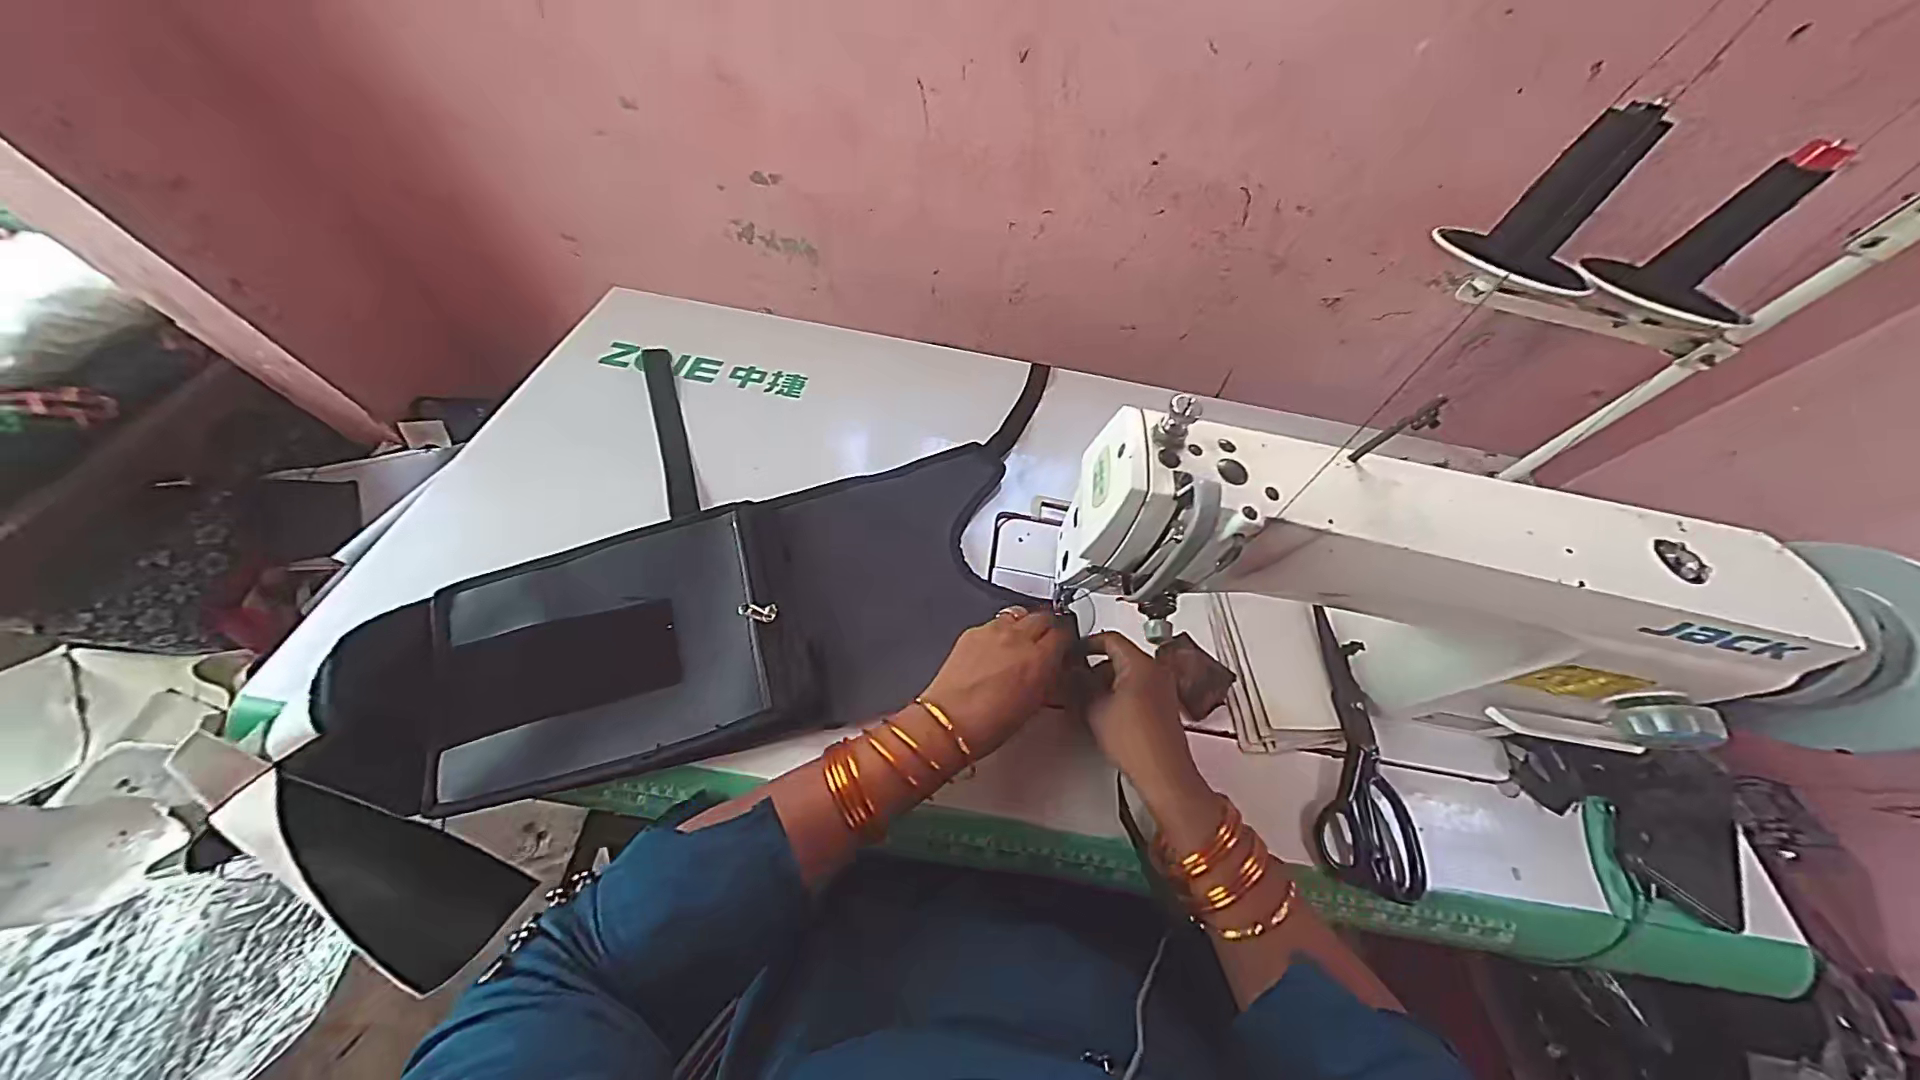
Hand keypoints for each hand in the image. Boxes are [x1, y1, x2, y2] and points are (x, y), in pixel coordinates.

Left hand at [919, 607, 1072, 754]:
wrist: (950, 722)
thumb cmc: (987, 723)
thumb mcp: (1034, 704)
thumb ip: (1049, 679)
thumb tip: (1054, 670)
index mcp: (1038, 658)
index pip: (1064, 633)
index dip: (1066, 640)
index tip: (1064, 647)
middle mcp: (1016, 638)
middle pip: (1043, 616)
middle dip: (1048, 628)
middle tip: (1046, 642)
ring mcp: (992, 631)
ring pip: (1019, 614)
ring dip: (1024, 625)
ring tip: (1021, 643)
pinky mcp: (971, 632)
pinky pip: (994, 622)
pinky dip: (1000, 631)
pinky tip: (996, 649)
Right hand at [1083, 632, 1209, 807]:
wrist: (1162, 773)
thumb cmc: (1137, 743)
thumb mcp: (1095, 708)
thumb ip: (1080, 683)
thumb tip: (1074, 672)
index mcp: (1141, 664)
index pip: (1110, 639)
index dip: (1087, 644)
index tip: (1074, 652)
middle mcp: (1157, 671)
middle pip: (1120, 656)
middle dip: (1095, 666)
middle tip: (1076, 677)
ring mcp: (1164, 688)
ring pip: (1129, 673)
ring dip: (1107, 681)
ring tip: (1087, 698)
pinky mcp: (1164, 705)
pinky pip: (1138, 688)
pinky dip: (1120, 693)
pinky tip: (1105, 711)